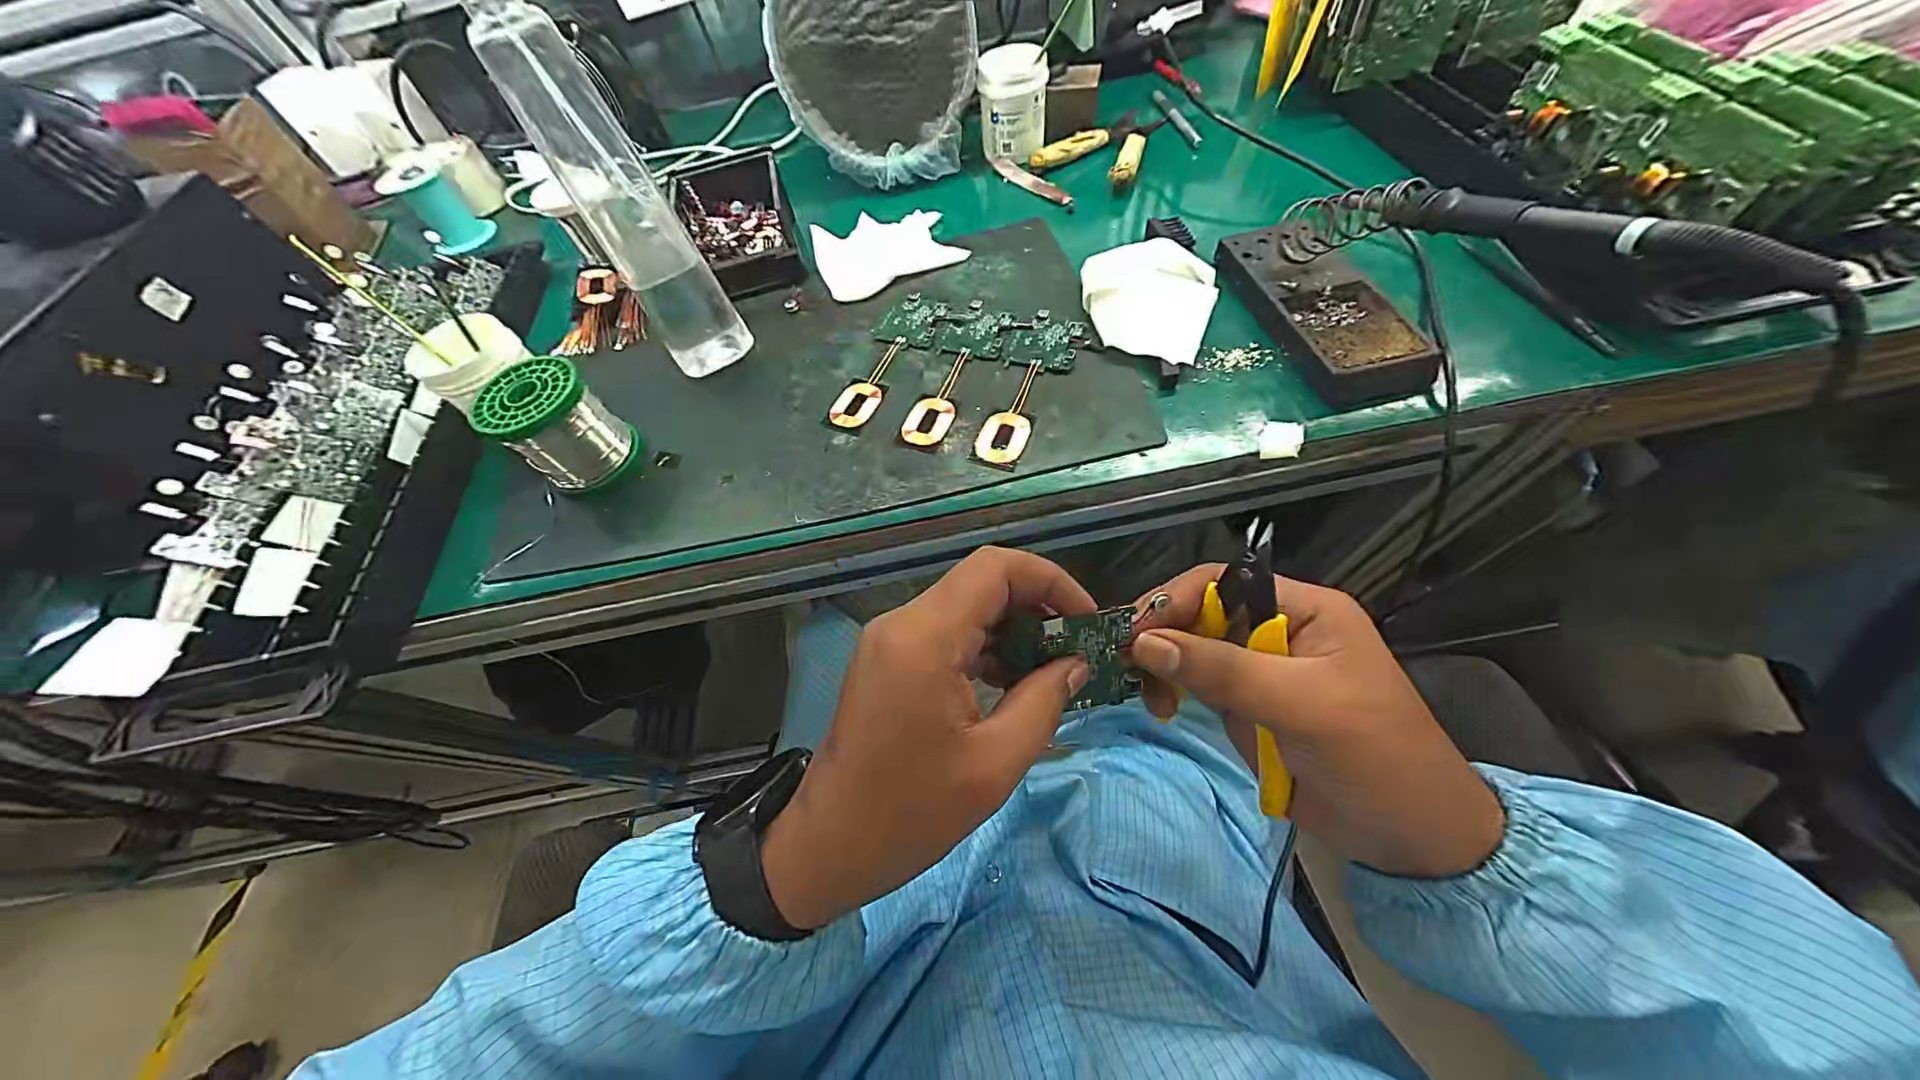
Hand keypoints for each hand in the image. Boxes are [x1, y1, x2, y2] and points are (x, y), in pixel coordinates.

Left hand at [761, 547, 1094, 928]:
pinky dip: (983, 645)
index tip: (1087, 620)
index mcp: (925, 638)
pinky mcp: (886, 659)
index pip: (996, 567)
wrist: (828, 845)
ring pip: (965, 605)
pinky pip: (945, 631)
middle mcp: (902, 623)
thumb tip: (1075, 662)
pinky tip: (1010, 681)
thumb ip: (1043, 701)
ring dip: (1011, 628)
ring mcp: (889, 639)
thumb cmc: (910, 813)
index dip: (1051, 581)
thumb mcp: (994, 764)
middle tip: (1075, 650)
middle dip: (1037, 607)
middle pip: (982, 582)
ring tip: (1051, 670)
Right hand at [1128, 566, 1503, 877]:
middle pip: (1199, 613)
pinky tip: (1163, 707)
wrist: (1412, 838)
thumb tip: (1144, 642)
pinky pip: (1196, 685)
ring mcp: (1258, 670)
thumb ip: (1223, 670)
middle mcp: (1276, 630)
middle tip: (1126, 665)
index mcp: (1303, 610)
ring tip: (1151, 697)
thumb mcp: (1300, 706)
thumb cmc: (1374, 756)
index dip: (1174, 600)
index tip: (1134, 632)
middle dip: (1162, 635)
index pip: (1222, 583)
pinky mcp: (1245, 706)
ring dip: (1162, 666)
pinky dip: (1172, 691)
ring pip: (1191, 649)